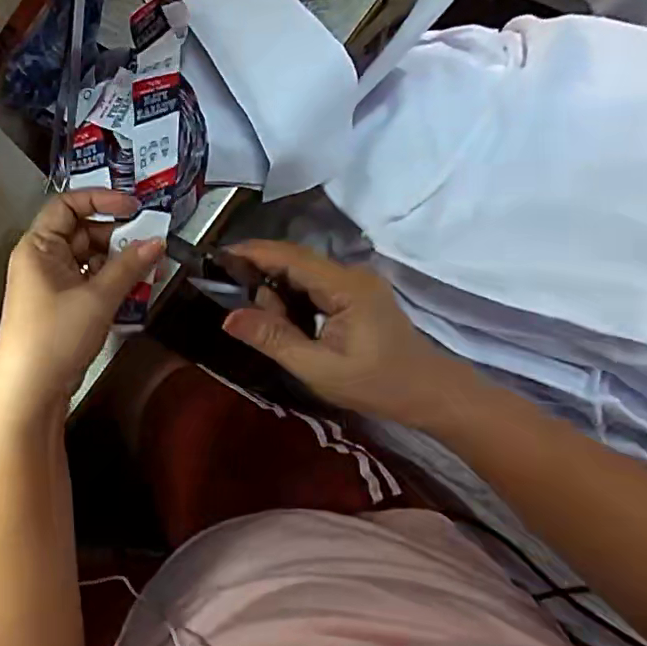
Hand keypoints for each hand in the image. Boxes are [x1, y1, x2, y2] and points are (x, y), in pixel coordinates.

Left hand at [0, 189, 164, 411]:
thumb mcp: (97, 298)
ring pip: (89, 260)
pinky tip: (136, 290)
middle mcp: (41, 260)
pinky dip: (111, 284)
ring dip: (119, 263)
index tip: (134, 207)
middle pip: (83, 233)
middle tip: (151, 244)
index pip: (68, 205)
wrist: (29, 391)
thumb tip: (156, 242)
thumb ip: (129, 266)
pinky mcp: (61, 307)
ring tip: (151, 269)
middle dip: (118, 237)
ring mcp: (50, 285)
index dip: (101, 200)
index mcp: (38, 246)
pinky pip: (89, 283)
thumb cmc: (54, 337)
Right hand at [220, 240, 486, 426]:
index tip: (217, 257)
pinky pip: (314, 285)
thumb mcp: (318, 368)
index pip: (291, 256)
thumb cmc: (376, 384)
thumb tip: (228, 317)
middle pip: (295, 261)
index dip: (253, 252)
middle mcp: (351, 274)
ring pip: (303, 273)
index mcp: (345, 286)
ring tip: (260, 320)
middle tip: (236, 305)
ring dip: (276, 290)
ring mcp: (356, 282)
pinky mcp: (356, 294)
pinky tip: (283, 319)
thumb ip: (273, 339)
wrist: (429, 393)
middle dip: (261, 275)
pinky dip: (292, 297)